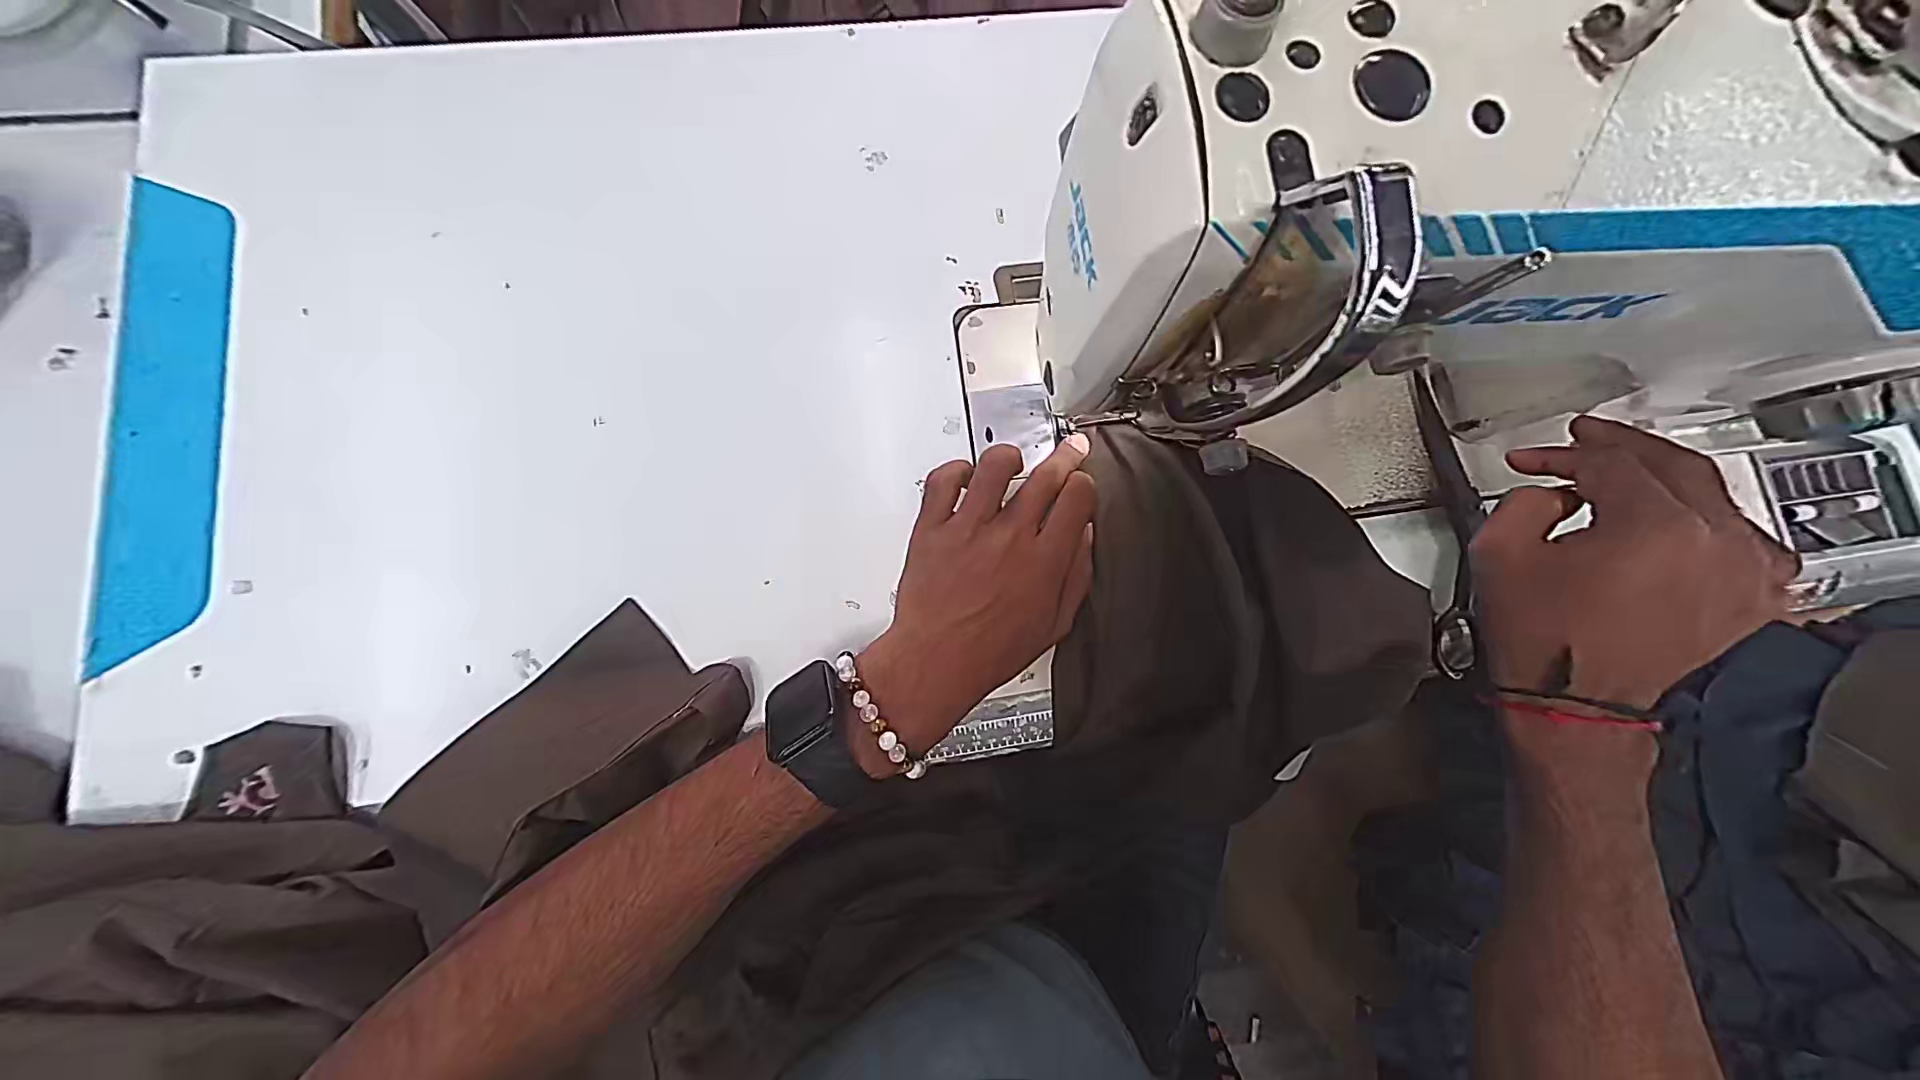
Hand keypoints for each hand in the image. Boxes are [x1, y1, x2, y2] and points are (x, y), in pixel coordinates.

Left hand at [849, 436, 1097, 774]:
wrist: (936, 661)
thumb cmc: (990, 650)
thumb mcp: (1054, 624)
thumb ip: (1076, 575)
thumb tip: (1083, 537)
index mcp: (1044, 560)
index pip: (1077, 497)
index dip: (1085, 484)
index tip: (1081, 484)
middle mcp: (1010, 537)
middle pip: (1046, 476)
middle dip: (1065, 456)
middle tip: (1068, 450)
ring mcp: (969, 528)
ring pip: (995, 465)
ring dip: (1010, 457)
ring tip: (1013, 462)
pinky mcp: (933, 528)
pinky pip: (943, 480)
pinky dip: (956, 469)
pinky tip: (965, 476)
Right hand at [1471, 415, 1798, 710]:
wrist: (1574, 700)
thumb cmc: (1542, 639)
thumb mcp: (1498, 553)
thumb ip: (1524, 501)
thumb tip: (1552, 493)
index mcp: (1658, 528)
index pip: (1611, 464)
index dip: (1562, 454)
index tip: (1532, 460)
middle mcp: (1719, 544)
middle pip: (1673, 467)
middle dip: (1619, 447)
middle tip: (1584, 437)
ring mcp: (1746, 573)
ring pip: (1710, 496)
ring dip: (1658, 477)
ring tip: (1621, 471)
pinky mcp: (1750, 597)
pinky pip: (1735, 535)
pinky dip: (1698, 515)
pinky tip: (1671, 512)